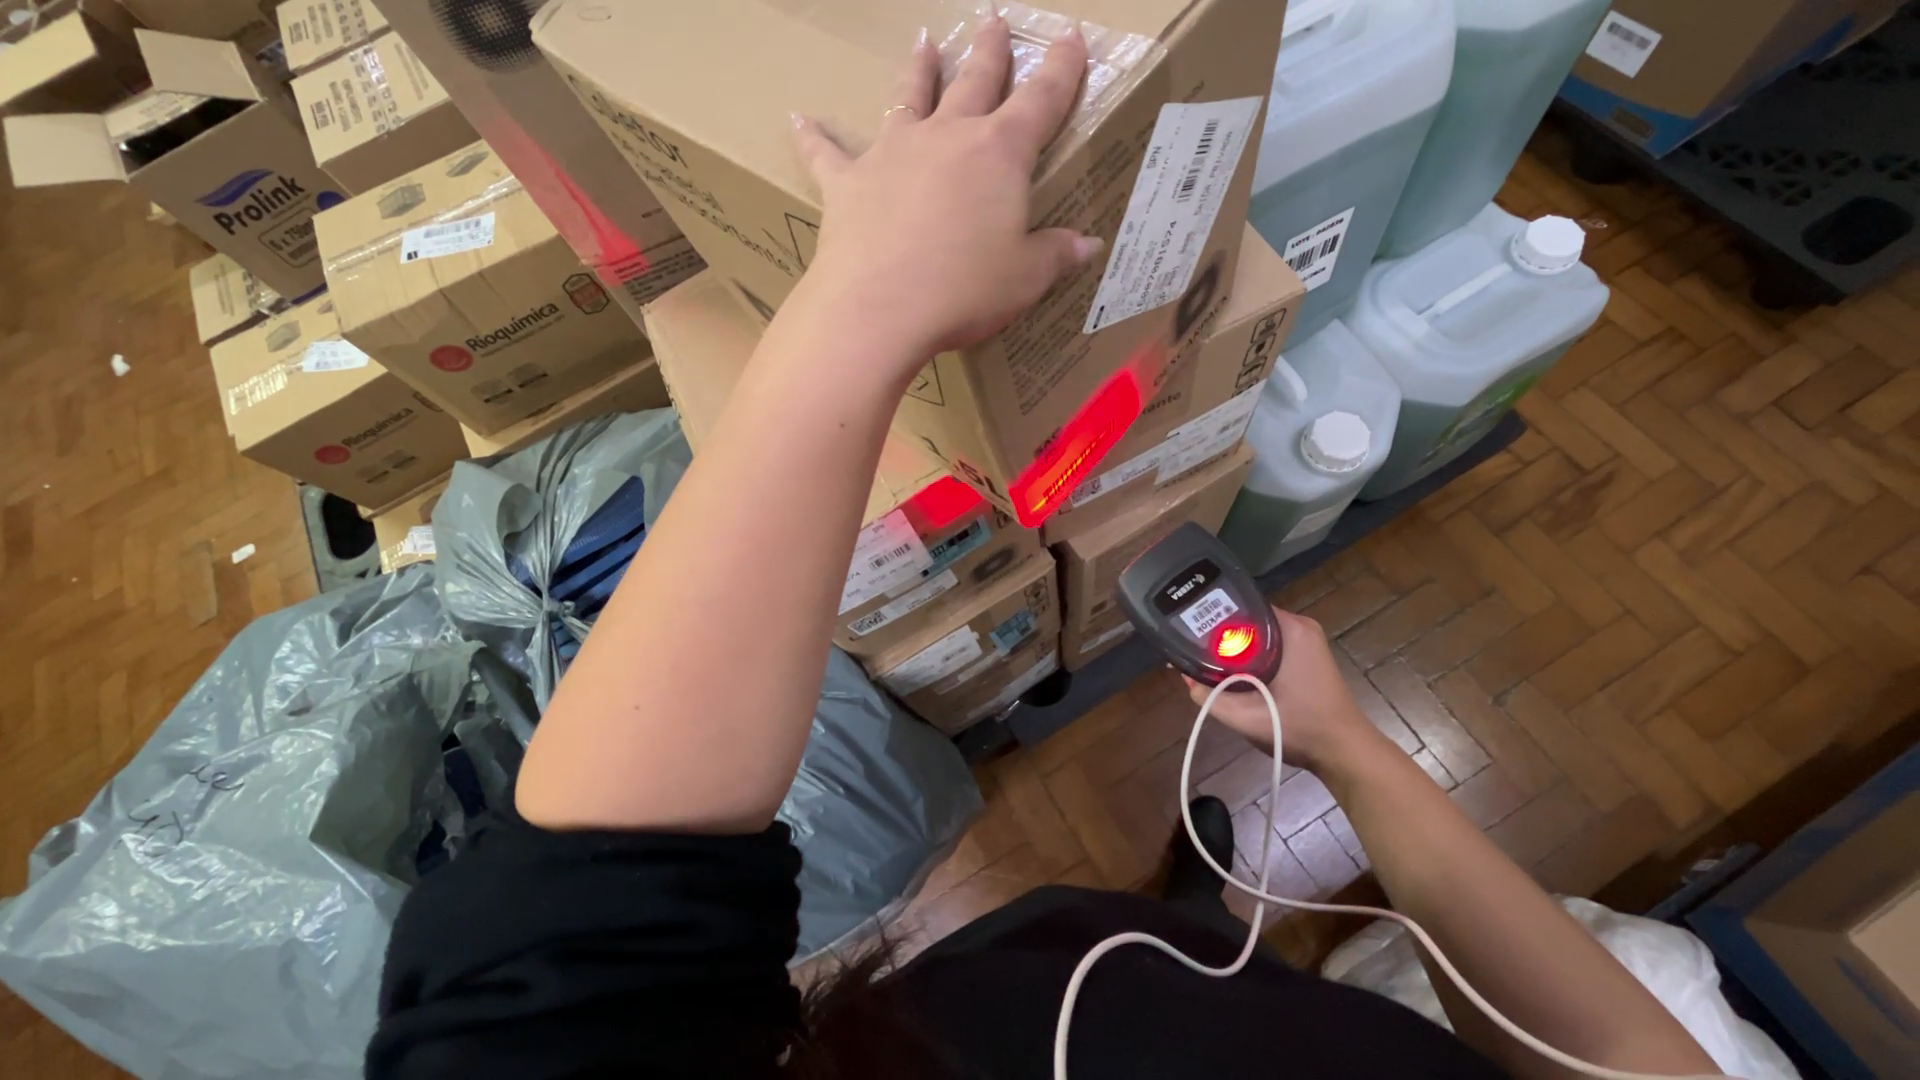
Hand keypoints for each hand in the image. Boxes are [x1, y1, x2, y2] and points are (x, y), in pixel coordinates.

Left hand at [789, 15, 1103, 368]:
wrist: (879, 310)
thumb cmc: (964, 291)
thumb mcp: (1025, 278)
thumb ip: (1056, 254)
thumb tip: (1088, 244)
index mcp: (1000, 154)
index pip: (1042, 101)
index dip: (1061, 70)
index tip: (1070, 38)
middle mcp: (947, 138)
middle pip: (974, 82)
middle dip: (989, 51)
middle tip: (994, 21)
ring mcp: (893, 154)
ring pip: (908, 98)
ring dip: (918, 70)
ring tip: (923, 41)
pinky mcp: (847, 184)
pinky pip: (827, 154)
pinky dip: (814, 136)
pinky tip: (798, 119)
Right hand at [1183, 608, 1382, 773]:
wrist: (1343, 751)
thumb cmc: (1299, 728)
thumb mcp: (1245, 716)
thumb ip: (1209, 697)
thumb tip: (1186, 676)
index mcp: (1291, 629)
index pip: (1241, 607)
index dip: (1213, 619)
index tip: (1190, 633)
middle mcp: (1300, 627)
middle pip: (1248, 621)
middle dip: (1221, 636)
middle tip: (1192, 651)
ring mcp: (1307, 642)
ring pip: (1258, 635)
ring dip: (1236, 649)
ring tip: (1207, 662)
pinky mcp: (1307, 657)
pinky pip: (1270, 647)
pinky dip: (1251, 658)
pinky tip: (1233, 674)